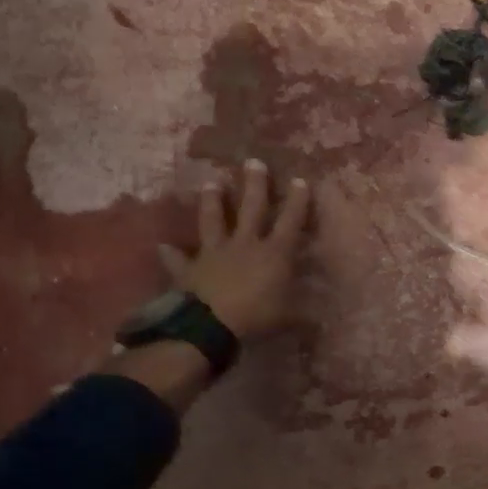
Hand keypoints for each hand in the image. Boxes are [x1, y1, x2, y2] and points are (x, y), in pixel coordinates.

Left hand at [164, 159, 312, 340]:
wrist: (209, 327)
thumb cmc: (257, 317)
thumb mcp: (291, 316)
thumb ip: (305, 311)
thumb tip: (325, 317)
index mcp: (274, 253)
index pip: (290, 222)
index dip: (297, 202)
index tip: (300, 180)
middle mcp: (245, 245)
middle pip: (251, 209)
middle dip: (254, 185)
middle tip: (252, 162)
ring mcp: (214, 254)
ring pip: (214, 221)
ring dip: (213, 202)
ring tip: (211, 182)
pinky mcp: (189, 269)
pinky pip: (178, 260)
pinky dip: (171, 254)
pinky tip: (162, 246)